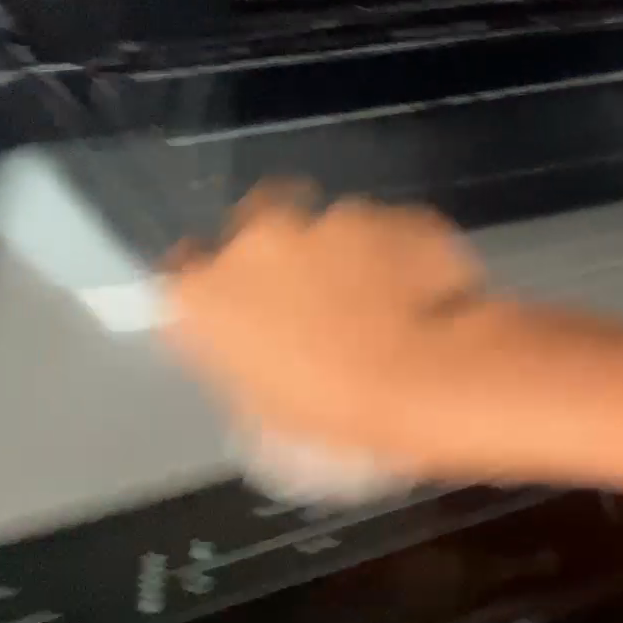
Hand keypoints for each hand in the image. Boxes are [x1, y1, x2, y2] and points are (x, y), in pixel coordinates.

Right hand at [163, 186, 487, 471]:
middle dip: (294, 246)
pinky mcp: (402, 216)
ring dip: (359, 249)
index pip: (194, 273)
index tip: (259, 300)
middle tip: (329, 282)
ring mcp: (336, 220)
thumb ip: (244, 355)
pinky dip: (410, 250)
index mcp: (202, 295)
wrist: (420, 375)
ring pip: (341, 224)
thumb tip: (265, 352)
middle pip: (264, 222)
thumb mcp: (258, 400)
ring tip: (391, 291)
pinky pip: (402, 229)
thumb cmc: (332, 406)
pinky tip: (428, 283)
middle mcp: (261, 243)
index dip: (231, 283)